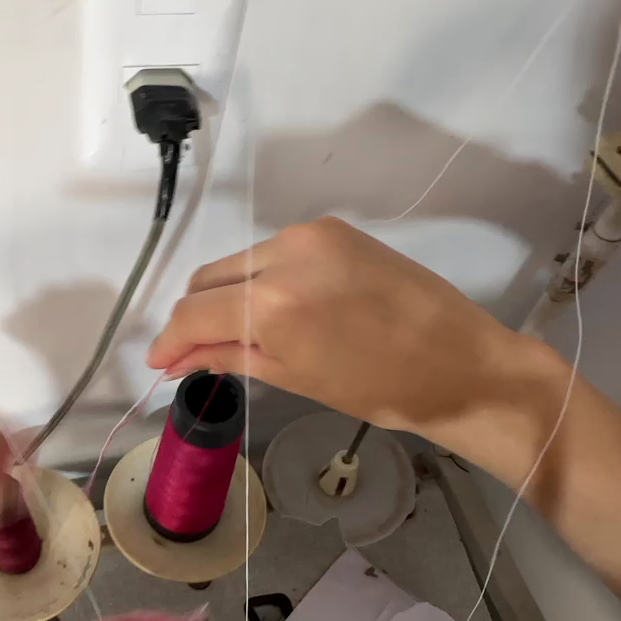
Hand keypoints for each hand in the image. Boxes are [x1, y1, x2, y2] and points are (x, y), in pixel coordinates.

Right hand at [145, 218, 568, 483]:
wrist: (461, 364)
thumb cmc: (379, 389)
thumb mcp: (294, 377)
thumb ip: (228, 357)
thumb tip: (176, 360)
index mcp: (273, 302)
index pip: (194, 313)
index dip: (169, 340)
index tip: (159, 363)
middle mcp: (285, 253)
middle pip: (209, 279)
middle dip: (194, 317)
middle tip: (194, 354)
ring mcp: (312, 235)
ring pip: (240, 263)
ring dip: (226, 297)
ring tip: (237, 336)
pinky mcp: (335, 230)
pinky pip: (274, 254)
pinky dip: (260, 281)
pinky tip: (274, 311)